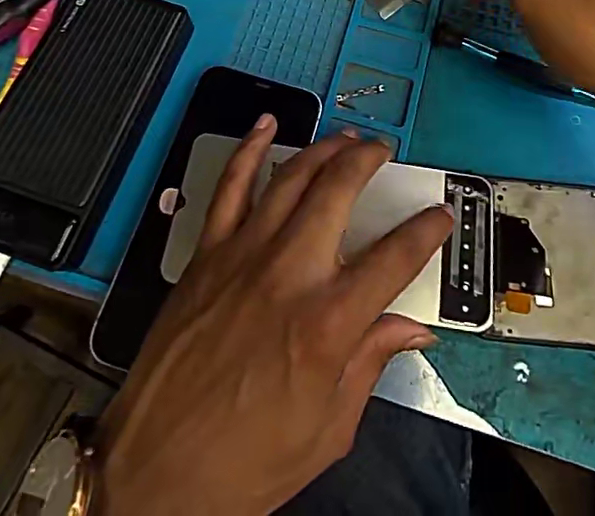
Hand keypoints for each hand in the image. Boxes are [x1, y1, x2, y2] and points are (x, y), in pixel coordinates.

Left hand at [94, 119, 453, 515]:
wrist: (157, 469)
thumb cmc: (245, 460)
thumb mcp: (329, 426)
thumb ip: (372, 362)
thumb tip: (409, 330)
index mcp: (328, 323)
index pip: (395, 257)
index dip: (426, 230)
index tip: (437, 217)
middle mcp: (288, 275)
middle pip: (340, 191)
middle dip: (369, 160)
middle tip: (383, 152)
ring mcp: (243, 256)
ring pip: (291, 178)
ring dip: (323, 149)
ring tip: (344, 138)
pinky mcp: (207, 254)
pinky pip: (229, 187)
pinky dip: (248, 150)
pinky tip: (266, 126)